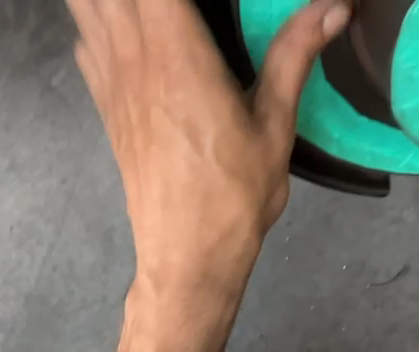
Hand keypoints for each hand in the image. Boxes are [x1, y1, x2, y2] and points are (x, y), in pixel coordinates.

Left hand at [69, 0, 349, 298]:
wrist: (188, 259)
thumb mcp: (274, 130)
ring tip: (151, 14)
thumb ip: (294, 57)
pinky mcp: (106, 107)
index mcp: (178, 51)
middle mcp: (133, 55)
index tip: (204, 0)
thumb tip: (335, 5)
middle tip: (181, 11)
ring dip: (112, 0)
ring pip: (85, 5)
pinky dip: (97, 20)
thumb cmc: (235, 200)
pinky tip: (125, 29)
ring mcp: (112, 81)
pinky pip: (84, 41)